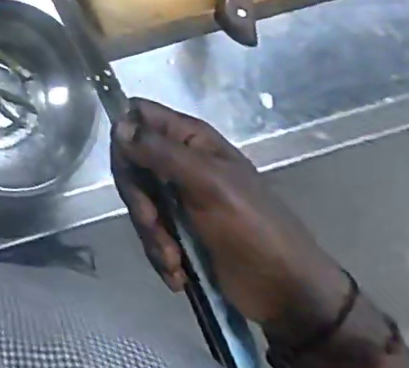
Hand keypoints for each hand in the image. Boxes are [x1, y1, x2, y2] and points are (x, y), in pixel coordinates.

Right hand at [111, 99, 352, 347]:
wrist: (289, 294)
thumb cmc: (255, 228)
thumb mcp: (208, 184)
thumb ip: (161, 152)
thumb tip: (119, 126)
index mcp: (190, 138)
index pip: (138, 114)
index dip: (125, 134)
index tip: (129, 167)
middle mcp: (179, 160)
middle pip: (131, 162)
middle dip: (138, 200)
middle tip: (155, 224)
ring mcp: (177, 195)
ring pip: (138, 201)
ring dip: (150, 234)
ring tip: (174, 261)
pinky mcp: (178, 228)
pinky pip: (150, 230)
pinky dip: (159, 253)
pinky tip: (178, 272)